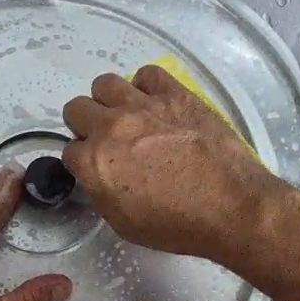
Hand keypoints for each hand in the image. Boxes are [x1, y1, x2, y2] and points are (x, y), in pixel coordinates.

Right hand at [63, 65, 295, 262]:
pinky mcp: (174, 94)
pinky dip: (146, 87)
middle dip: (86, 126)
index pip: (69, 151)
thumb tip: (98, 177)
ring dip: (110, 101)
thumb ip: (101, 193)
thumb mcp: (122, 223)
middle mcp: (110, 127)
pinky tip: (156, 105)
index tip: (97, 169)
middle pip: (77, 109)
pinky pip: (147, 74)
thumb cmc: (176, 225)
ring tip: (128, 117)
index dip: (82, 162)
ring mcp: (143, 106)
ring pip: (105, 84)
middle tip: (108, 141)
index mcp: (94, 163)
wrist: (230, 206)